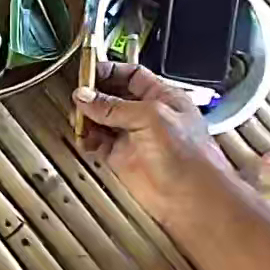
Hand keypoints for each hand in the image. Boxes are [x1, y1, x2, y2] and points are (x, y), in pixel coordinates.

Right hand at [74, 61, 226, 218]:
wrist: (191, 197)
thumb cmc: (187, 155)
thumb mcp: (150, 118)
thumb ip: (113, 106)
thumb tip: (84, 96)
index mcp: (161, 97)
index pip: (131, 75)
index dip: (109, 72)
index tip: (88, 74)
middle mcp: (146, 114)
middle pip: (112, 96)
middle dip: (93, 96)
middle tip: (78, 99)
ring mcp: (132, 136)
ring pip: (101, 119)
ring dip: (87, 118)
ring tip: (79, 121)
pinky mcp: (121, 157)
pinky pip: (97, 142)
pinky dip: (87, 139)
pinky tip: (84, 139)